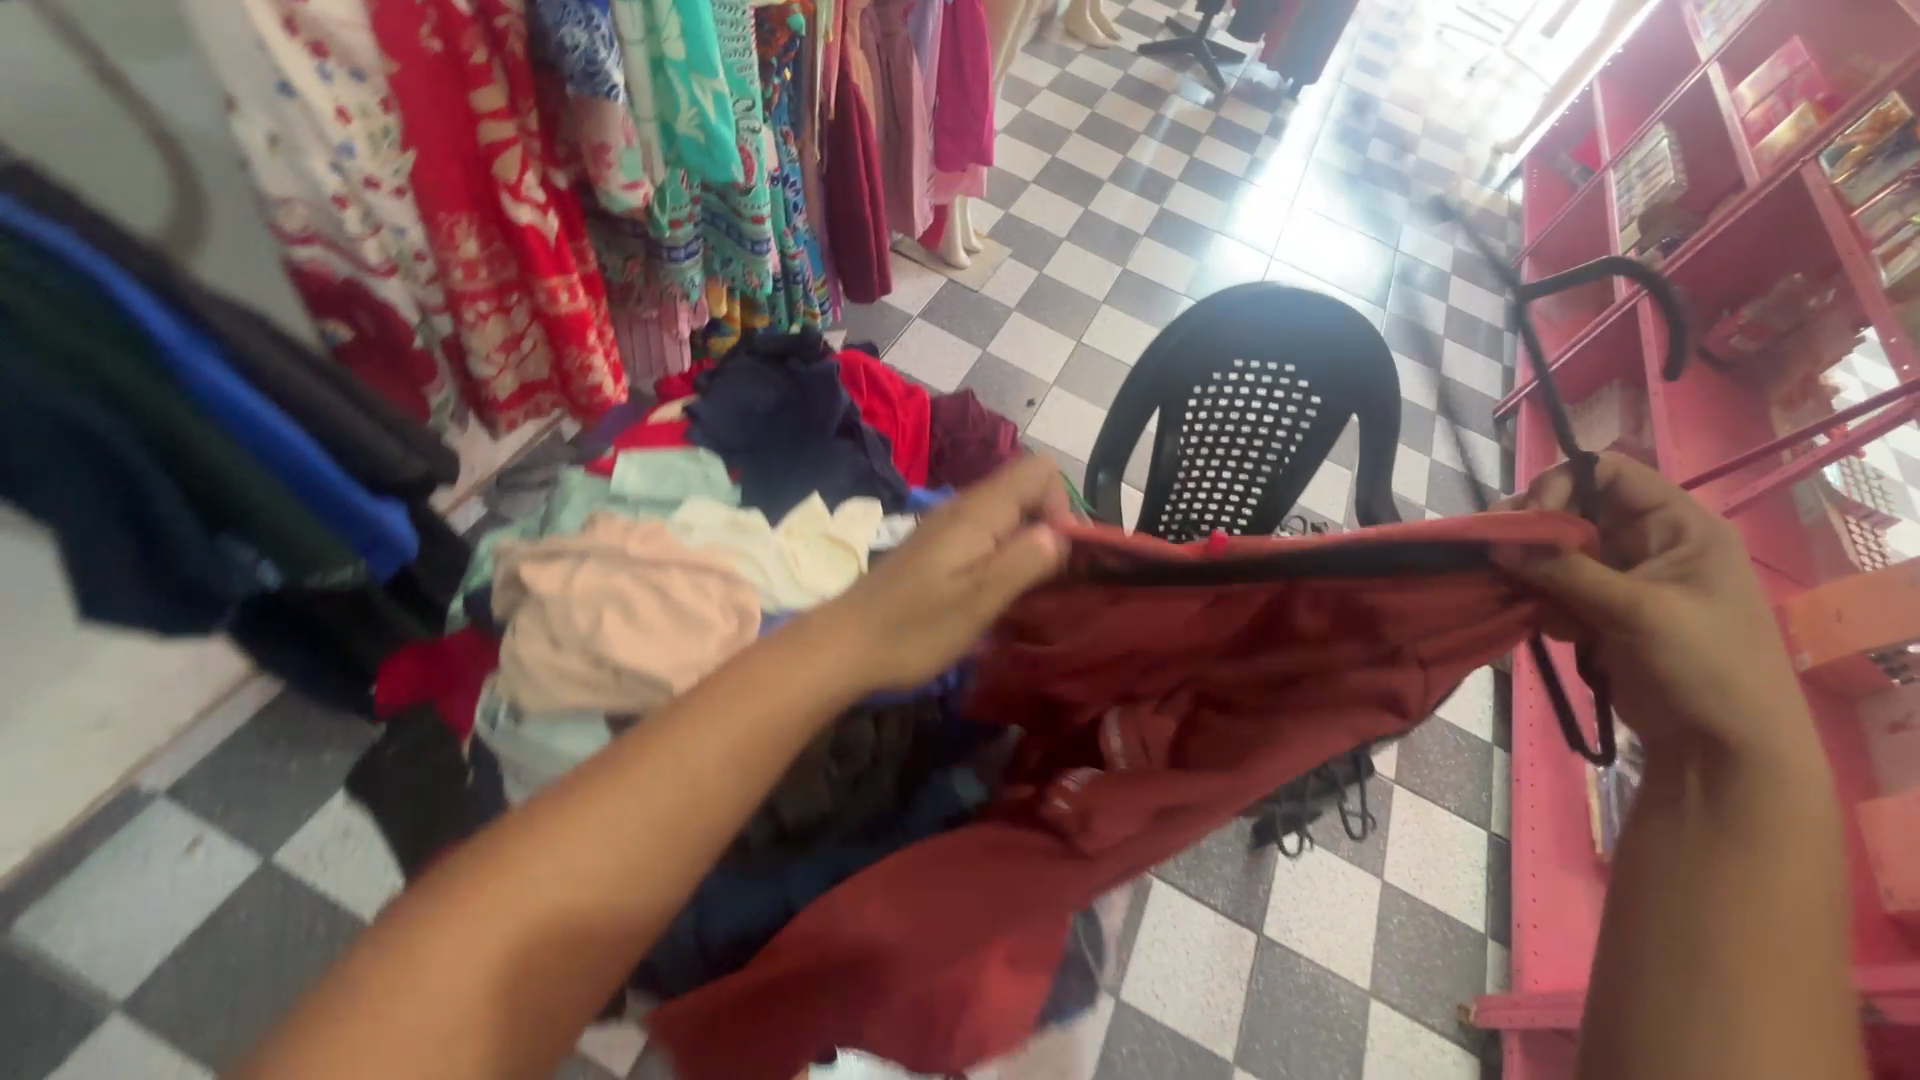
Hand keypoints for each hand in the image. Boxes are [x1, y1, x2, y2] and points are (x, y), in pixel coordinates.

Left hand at [816, 455, 1073, 692]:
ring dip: (1027, 544)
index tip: (1058, 556)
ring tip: (1022, 590)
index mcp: (978, 512)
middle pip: (1026, 489)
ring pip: (1007, 512)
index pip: (1040, 469)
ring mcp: (947, 526)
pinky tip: (993, 591)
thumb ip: (1024, 561)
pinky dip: (1002, 554)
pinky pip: (986, 532)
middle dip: (1049, 527)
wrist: (845, 645)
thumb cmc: (914, 630)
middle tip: (1046, 581)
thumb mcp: (978, 603)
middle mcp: (963, 507)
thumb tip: (1062, 534)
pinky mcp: (937, 547)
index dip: (1062, 505)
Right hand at [1494, 453, 1815, 758]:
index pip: (1611, 473)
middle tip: (1496, 551)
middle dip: (1534, 531)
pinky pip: (1555, 589)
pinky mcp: (1602, 612)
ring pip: (1557, 553)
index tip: (1527, 518)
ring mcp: (1625, 580)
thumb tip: (1496, 544)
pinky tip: (1548, 627)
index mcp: (1679, 527)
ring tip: (1515, 593)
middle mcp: (1650, 544)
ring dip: (1531, 571)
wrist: (1719, 745)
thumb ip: (1564, 571)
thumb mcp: (1635, 610)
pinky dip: (1541, 602)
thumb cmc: (1702, 665)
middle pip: (1576, 511)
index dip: (1563, 483)